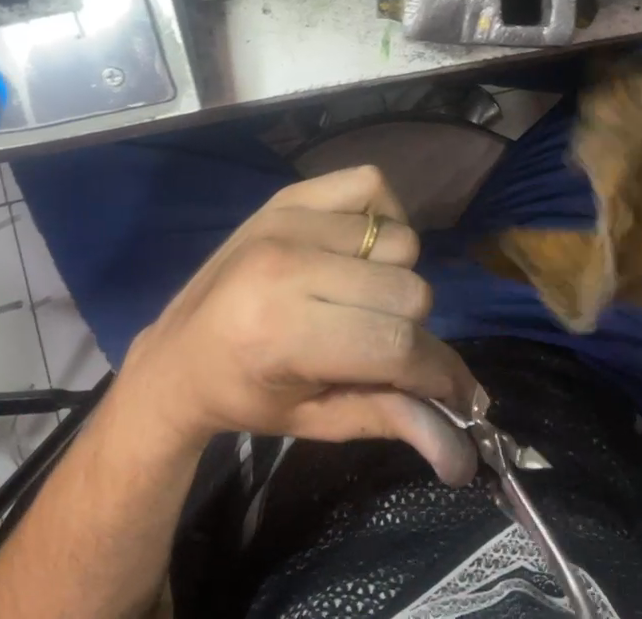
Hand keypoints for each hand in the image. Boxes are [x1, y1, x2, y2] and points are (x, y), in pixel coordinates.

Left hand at [117, 166, 478, 484]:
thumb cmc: (246, 395)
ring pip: (401, 242)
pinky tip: (357, 252)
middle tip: (376, 347)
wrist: (177, 355)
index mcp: (282, 333)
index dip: (437, 373)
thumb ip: (391, 420)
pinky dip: (380, 218)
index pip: (397, 344)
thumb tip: (465, 456)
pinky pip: (371, 185)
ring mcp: (286, 221)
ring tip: (357, 300)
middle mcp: (285, 266)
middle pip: (411, 291)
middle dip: (409, 330)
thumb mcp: (316, 420)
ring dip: (393, 278)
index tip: (452, 393)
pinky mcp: (288, 195)